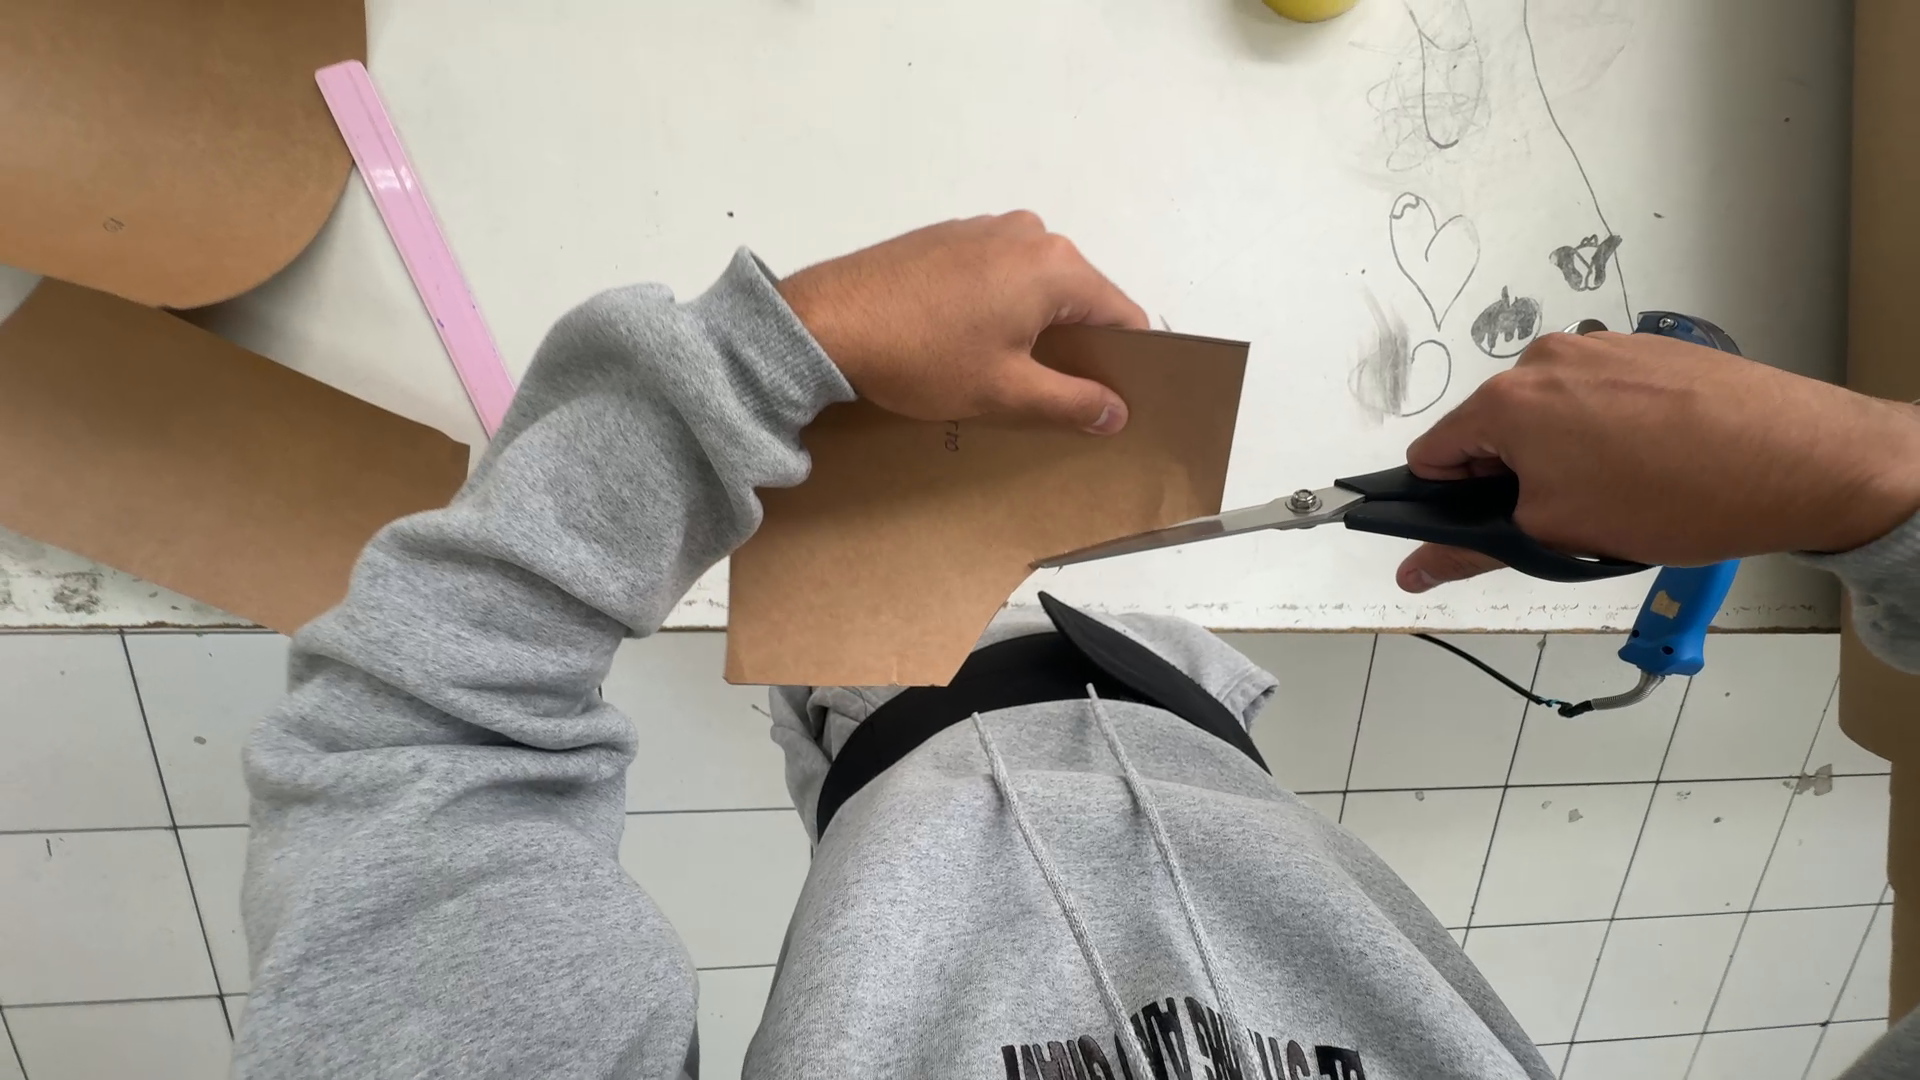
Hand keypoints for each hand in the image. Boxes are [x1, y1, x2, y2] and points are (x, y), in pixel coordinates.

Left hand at [776, 212, 1147, 432]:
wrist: (829, 322)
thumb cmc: (925, 359)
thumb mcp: (1006, 391)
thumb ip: (1071, 401)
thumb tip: (1117, 412)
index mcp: (1056, 267)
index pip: (1121, 315)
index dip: (1123, 362)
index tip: (1106, 399)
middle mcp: (1030, 233)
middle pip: (1079, 298)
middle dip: (1074, 346)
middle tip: (1048, 393)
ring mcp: (986, 228)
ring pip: (1036, 286)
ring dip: (1034, 327)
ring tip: (1002, 369)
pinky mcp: (949, 236)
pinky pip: (998, 273)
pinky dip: (1000, 306)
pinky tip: (968, 339)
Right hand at [1396, 330, 1919, 591]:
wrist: (1818, 464)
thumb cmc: (1677, 498)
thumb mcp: (1554, 534)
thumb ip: (1465, 552)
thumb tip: (1411, 572)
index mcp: (1505, 402)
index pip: (1432, 454)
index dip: (1454, 494)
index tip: (1500, 513)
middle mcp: (1543, 361)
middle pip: (1488, 429)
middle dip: (1511, 469)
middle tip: (1566, 503)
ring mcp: (1599, 347)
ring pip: (1541, 411)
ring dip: (1556, 447)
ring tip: (1616, 479)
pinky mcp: (1648, 347)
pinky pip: (1593, 391)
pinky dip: (1602, 423)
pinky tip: (1649, 452)